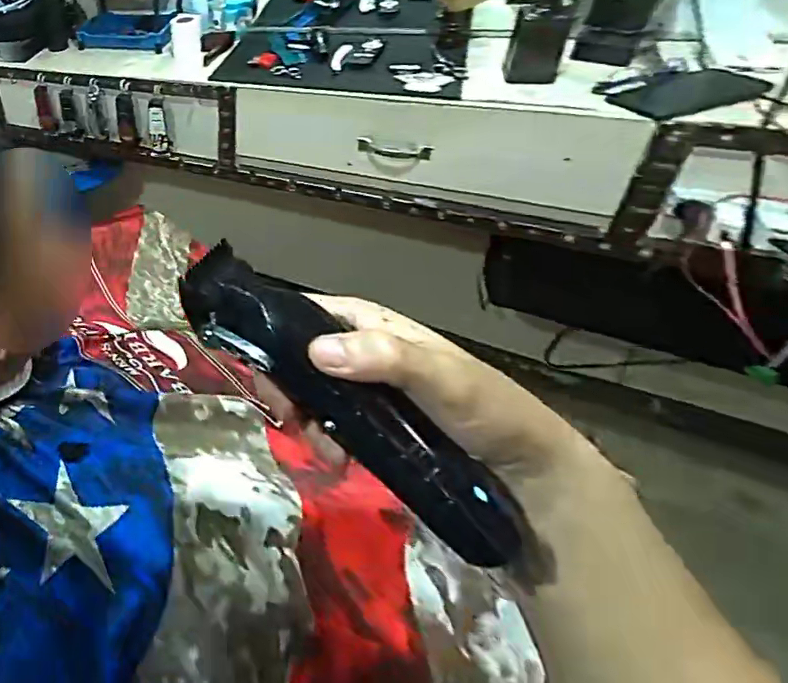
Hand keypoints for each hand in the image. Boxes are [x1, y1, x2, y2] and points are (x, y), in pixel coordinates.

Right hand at [304, 295, 613, 496]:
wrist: (526, 475)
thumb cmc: (487, 409)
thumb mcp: (442, 376)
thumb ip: (385, 358)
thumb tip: (316, 350)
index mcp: (370, 323)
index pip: (307, 312)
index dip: (276, 332)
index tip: (261, 365)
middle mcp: (358, 351)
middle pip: (297, 357)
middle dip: (286, 386)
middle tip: (287, 417)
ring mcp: (361, 391)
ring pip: (307, 394)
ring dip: (303, 420)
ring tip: (324, 450)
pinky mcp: (367, 427)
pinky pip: (325, 425)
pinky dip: (320, 440)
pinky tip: (335, 461)